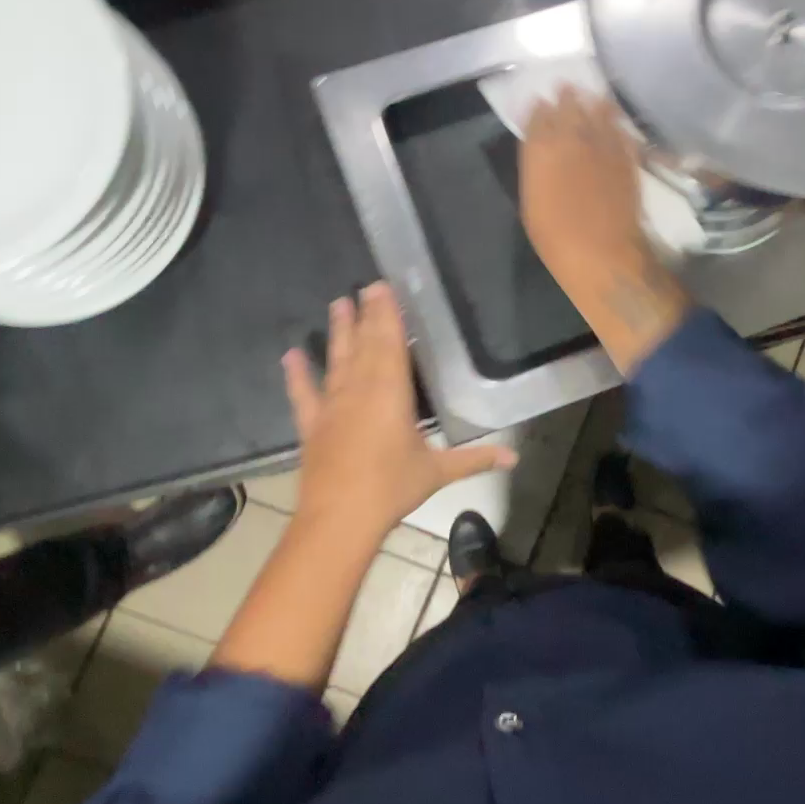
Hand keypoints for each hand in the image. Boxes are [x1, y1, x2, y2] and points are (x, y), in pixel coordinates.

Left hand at [282, 283, 515, 538]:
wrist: (340, 517)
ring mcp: (332, 405)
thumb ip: (475, 459)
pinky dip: (297, 374)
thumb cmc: (392, 488)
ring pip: (337, 360)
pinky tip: (290, 355)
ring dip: (338, 332)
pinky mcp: (312, 425)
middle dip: (366, 314)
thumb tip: (514, 457)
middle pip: (364, 344)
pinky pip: (303, 393)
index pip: (390, 344)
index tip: (383, 288)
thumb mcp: (438, 472)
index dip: (388, 315)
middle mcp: (360, 389)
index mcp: (391, 393)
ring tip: (337, 303)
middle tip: (365, 286)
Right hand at [520, 86, 650, 273]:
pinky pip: (621, 129)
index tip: (540, 103)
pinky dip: (615, 121)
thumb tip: (541, 154)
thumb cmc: (555, 238)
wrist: (601, 251)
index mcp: (540, 149)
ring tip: (591, 97)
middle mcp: (571, 137)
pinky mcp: (627, 154)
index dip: (539, 108)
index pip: (537, 115)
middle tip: (566, 89)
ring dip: (592, 101)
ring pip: (597, 109)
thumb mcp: (531, 204)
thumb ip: (536, 170)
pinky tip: (614, 119)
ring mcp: (603, 143)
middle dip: (566, 97)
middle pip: (568, 105)